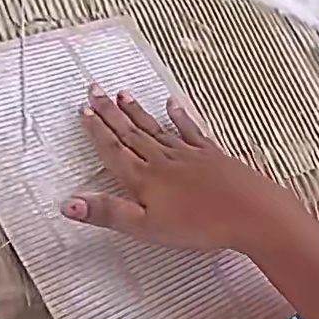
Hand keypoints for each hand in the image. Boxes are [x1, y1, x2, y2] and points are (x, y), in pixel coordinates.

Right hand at [63, 87, 312, 255]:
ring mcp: (189, 155)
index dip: (97, 131)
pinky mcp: (212, 156)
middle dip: (110, 113)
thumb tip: (68, 204)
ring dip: (138, 112)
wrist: (250, 213)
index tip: (84, 111)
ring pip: (156, 129)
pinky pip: (190, 131)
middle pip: (131, 132)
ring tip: (123, 95)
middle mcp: (163, 160)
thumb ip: (109, 214)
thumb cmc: (200, 225)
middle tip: (95, 90)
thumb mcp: (147, 227)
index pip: (113, 150)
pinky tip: (173, 105)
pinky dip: (179, 117)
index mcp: (144, 178)